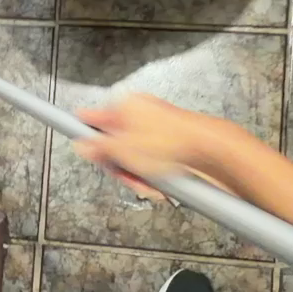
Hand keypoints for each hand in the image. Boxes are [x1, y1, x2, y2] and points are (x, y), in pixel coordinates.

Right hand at [74, 93, 240, 199]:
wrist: (210, 149)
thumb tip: (81, 144)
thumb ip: (98, 147)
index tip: (84, 150)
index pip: (94, 119)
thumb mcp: (124, 149)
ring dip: (138, 176)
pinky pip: (152, 164)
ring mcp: (156, 130)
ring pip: (135, 159)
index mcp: (125, 106)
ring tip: (149, 184)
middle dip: (121, 166)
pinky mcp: (171, 145)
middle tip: (127, 175)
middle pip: (116, 145)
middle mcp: (140, 115)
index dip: (88, 138)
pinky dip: (154, 176)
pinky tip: (161, 185)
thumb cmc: (170, 142)